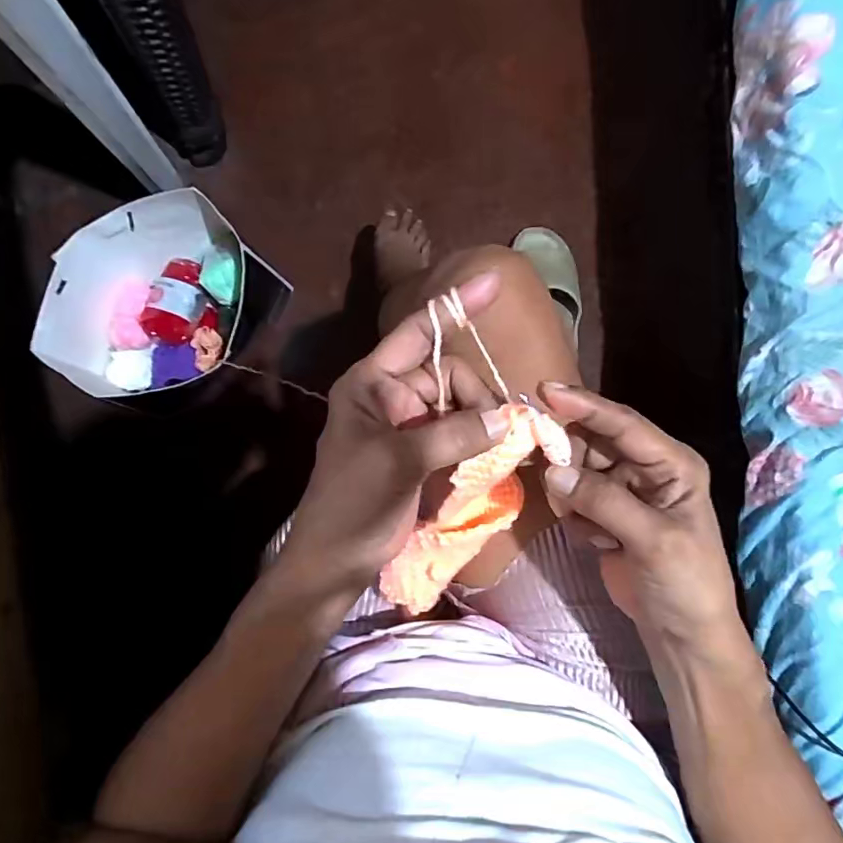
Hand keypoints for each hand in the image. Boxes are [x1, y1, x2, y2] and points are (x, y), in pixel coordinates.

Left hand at [278, 272, 511, 592]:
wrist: (335, 559)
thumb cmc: (352, 502)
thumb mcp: (400, 462)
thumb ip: (454, 434)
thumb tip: (507, 418)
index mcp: (371, 383)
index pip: (416, 332)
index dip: (453, 307)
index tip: (494, 282)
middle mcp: (389, 396)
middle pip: (449, 374)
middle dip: (475, 398)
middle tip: (493, 435)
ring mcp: (405, 425)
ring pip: (459, 405)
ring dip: (479, 424)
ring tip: (488, 455)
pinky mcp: (418, 452)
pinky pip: (457, 433)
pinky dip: (474, 443)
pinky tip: (484, 461)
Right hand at [536, 382, 741, 643]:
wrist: (683, 635)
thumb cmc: (685, 583)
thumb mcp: (652, 539)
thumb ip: (603, 501)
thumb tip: (553, 471)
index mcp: (672, 464)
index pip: (623, 424)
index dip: (585, 405)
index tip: (545, 391)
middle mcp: (646, 469)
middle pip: (592, 441)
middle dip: (567, 453)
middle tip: (544, 470)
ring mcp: (623, 492)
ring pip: (577, 469)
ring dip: (569, 492)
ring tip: (583, 524)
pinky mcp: (604, 515)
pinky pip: (572, 497)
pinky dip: (572, 514)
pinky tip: (594, 541)